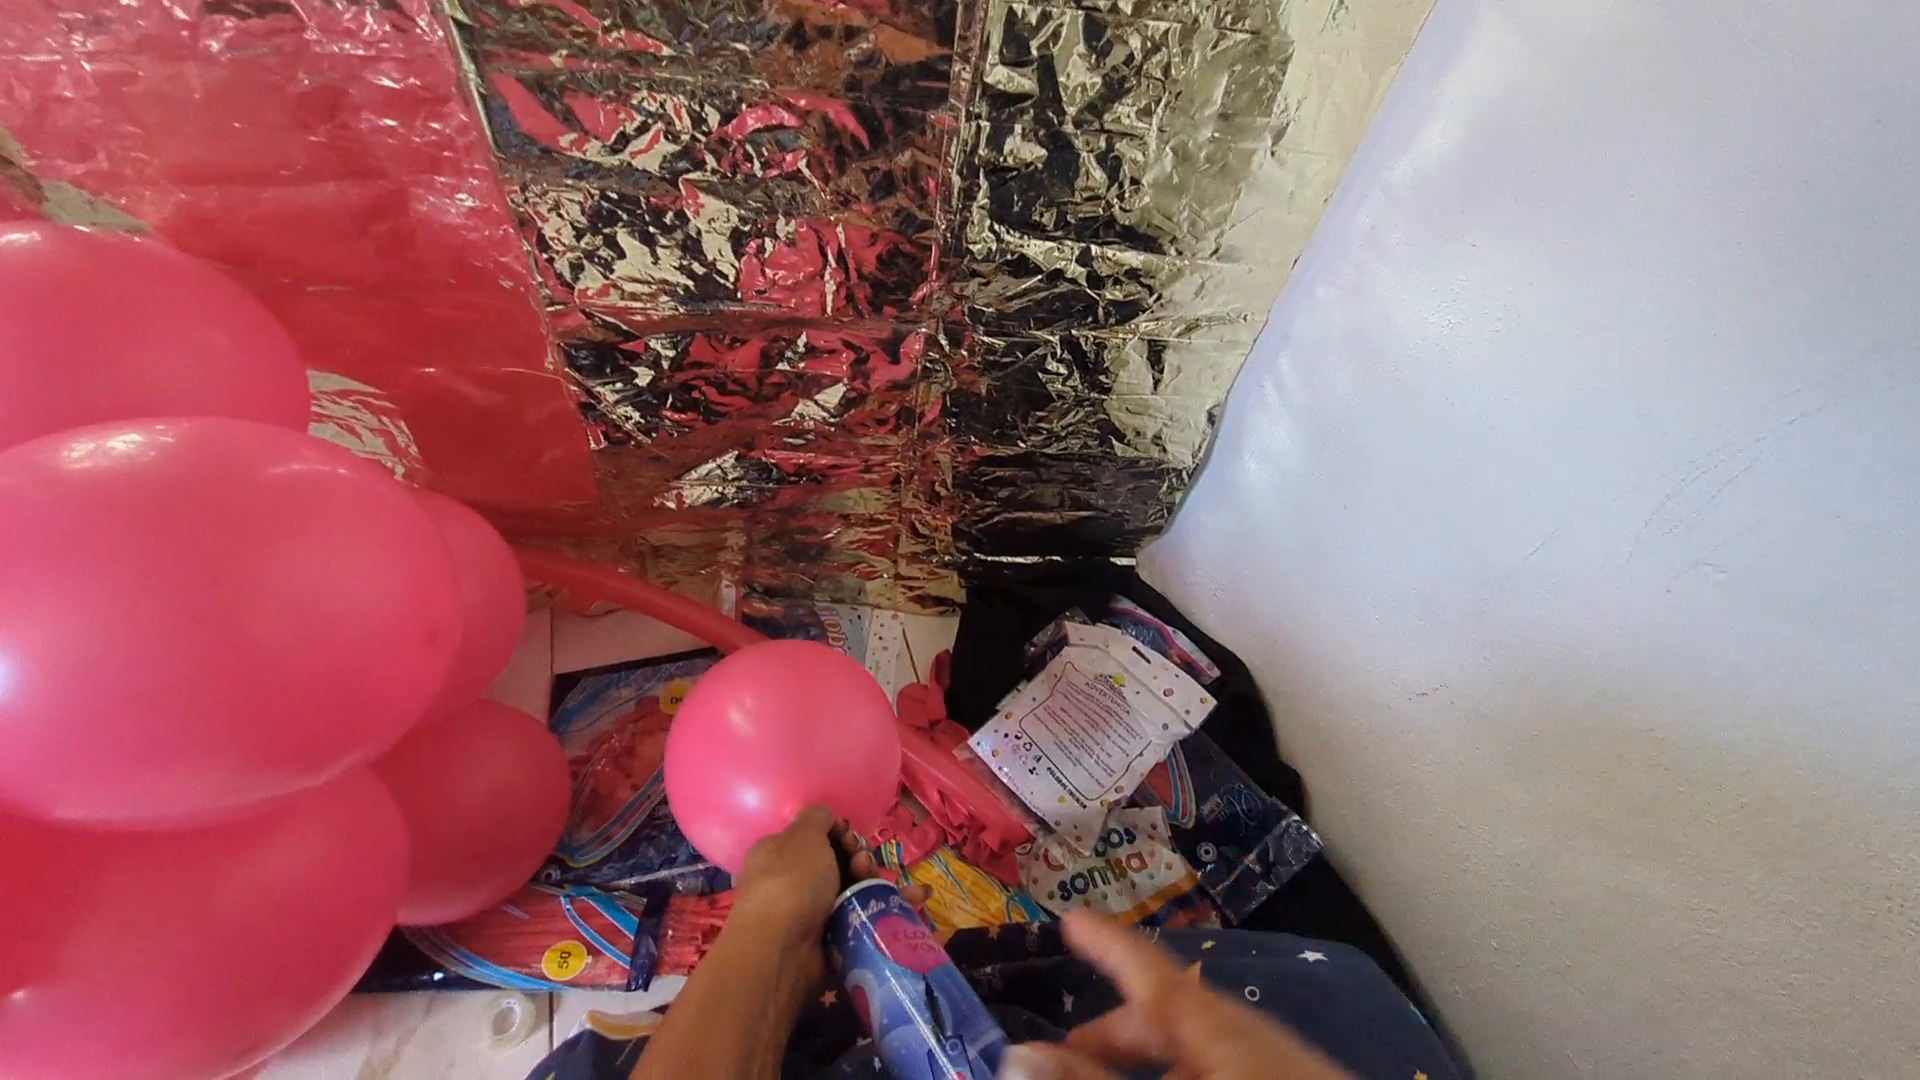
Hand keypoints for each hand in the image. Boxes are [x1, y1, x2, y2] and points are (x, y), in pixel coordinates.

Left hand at [731, 805, 928, 952]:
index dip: (838, 833)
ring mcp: (813, 914)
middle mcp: (794, 883)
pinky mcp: (834, 941)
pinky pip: (867, 918)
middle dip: (860, 858)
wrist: (783, 950)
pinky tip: (915, 900)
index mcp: (779, 855)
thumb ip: (817, 817)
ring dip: (876, 882)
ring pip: (856, 891)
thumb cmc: (791, 881)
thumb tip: (826, 816)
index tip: (849, 834)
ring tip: (880, 884)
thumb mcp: (803, 835)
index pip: (815, 838)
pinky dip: (892, 909)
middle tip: (863, 862)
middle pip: (839, 864)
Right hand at [999, 911, 1354, 1079]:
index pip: (1148, 969)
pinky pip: (1226, 1073)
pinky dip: (1186, 1076)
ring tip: (1110, 1076)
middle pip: (1168, 1017)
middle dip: (1114, 1032)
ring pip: (1197, 1056)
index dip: (1107, 945)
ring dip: (1147, 1064)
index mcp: (1219, 1029)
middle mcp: (1248, 1040)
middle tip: (1065, 1049)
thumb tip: (1016, 1056)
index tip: (1071, 919)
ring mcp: (1277, 1068)